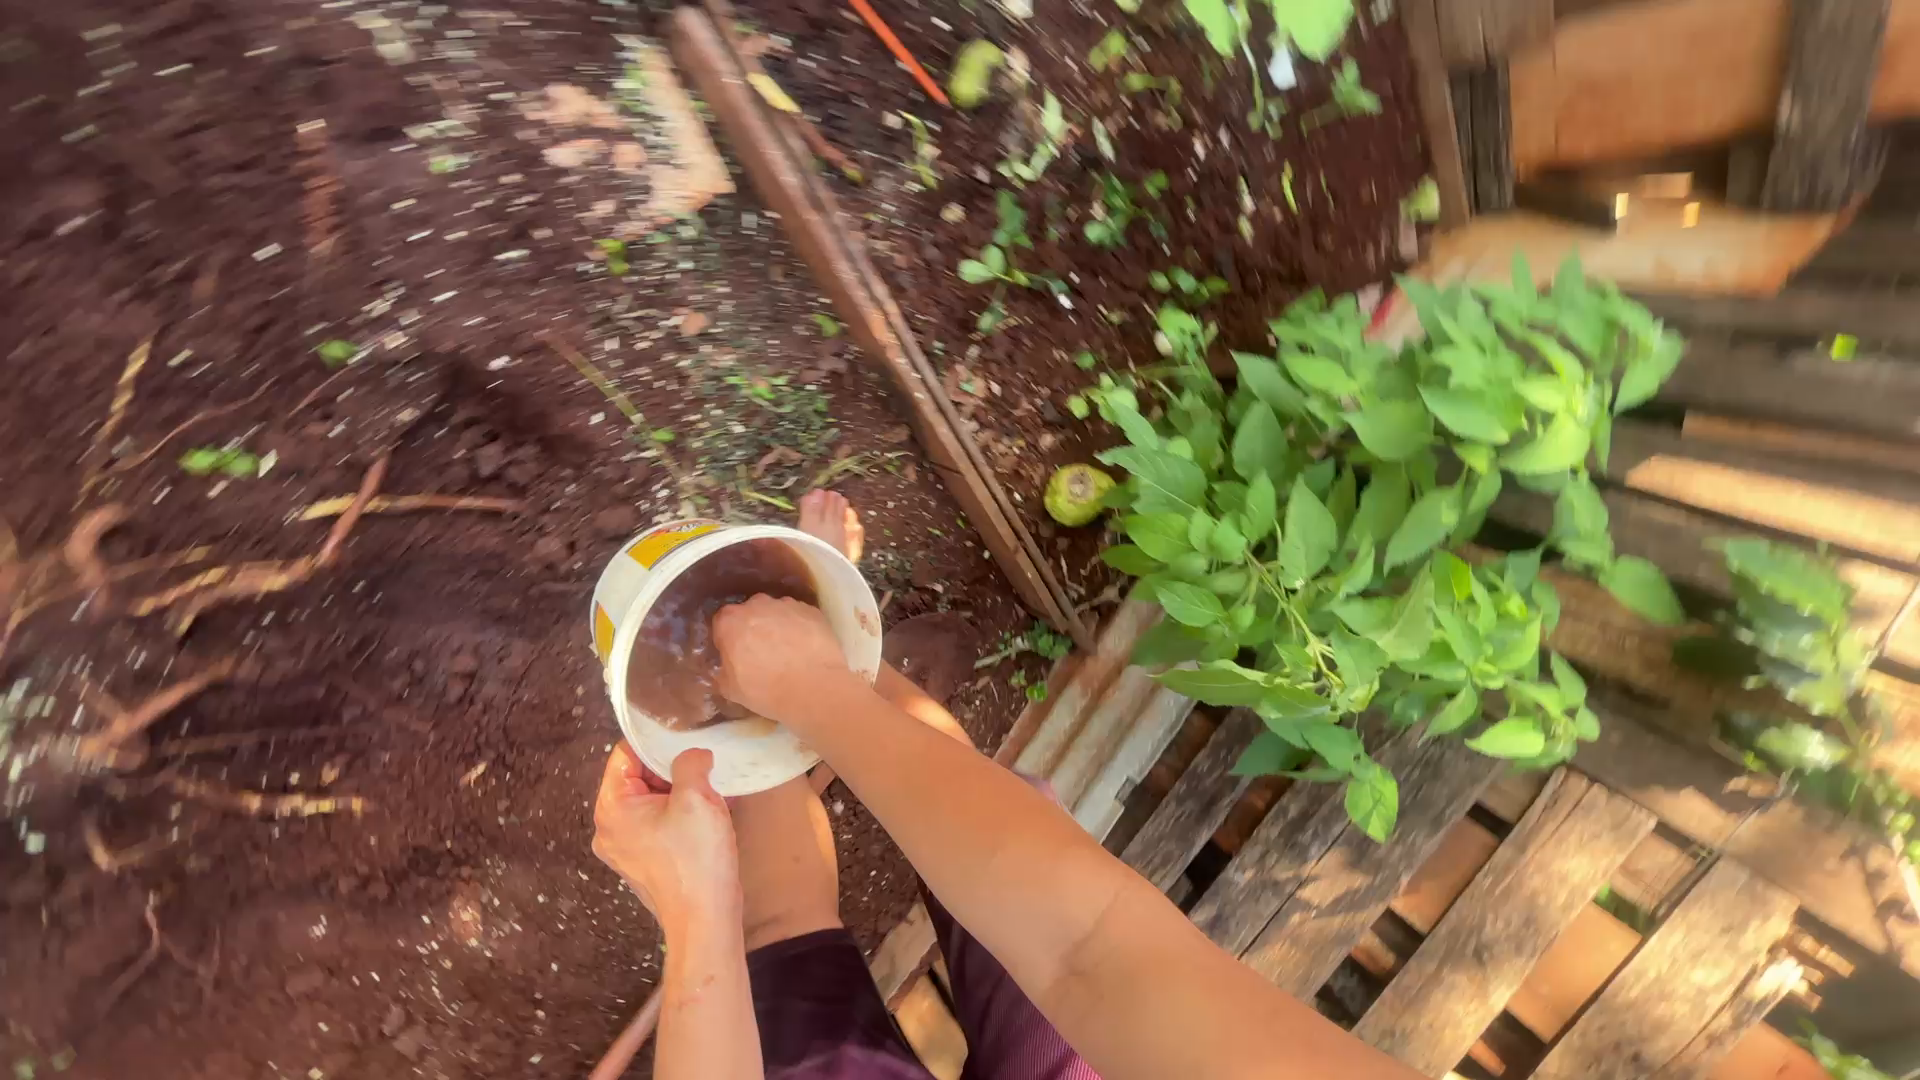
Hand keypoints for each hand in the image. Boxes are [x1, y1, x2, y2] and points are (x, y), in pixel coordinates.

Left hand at [592, 745, 739, 930]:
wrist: (705, 917)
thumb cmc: (696, 856)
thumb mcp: (696, 797)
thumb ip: (690, 762)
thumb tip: (694, 754)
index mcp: (612, 808)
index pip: (624, 755)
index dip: (654, 740)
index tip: (685, 733)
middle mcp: (609, 827)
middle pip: (637, 777)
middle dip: (671, 767)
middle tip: (703, 761)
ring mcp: (625, 847)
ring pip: (651, 799)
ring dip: (680, 789)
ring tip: (710, 785)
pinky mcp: (644, 860)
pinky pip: (659, 821)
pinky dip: (681, 810)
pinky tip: (709, 810)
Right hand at [711, 594, 860, 719]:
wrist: (814, 686)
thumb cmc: (766, 689)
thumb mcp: (730, 689)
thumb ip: (722, 672)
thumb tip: (725, 668)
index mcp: (730, 621)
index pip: (722, 623)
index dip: (728, 639)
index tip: (736, 654)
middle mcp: (757, 604)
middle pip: (750, 613)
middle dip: (754, 628)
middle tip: (762, 653)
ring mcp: (787, 604)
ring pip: (777, 612)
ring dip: (778, 626)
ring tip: (788, 651)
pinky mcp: (812, 609)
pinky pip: (799, 616)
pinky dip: (800, 627)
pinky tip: (806, 647)